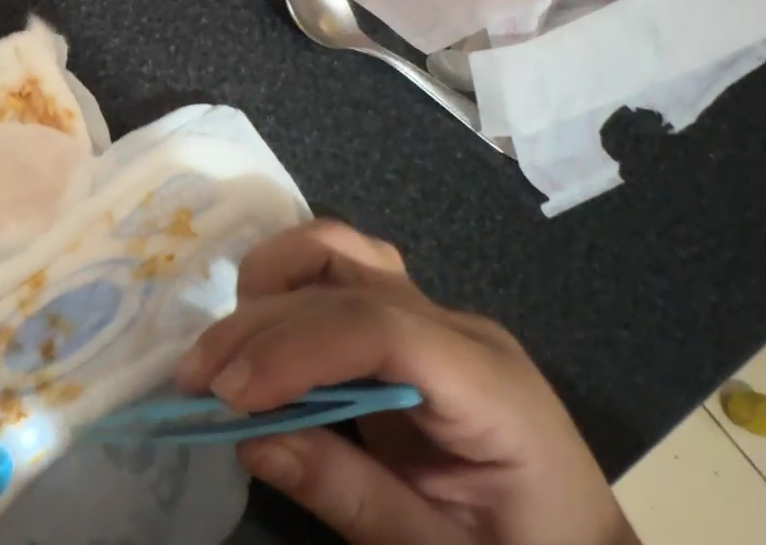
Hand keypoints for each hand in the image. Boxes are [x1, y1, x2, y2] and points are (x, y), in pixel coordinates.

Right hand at [176, 221, 639, 544]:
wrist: (568, 543)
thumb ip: (354, 499)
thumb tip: (248, 440)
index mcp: (489, 387)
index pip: (379, 329)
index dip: (293, 350)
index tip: (230, 397)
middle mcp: (455, 328)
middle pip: (336, 286)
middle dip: (253, 329)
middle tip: (197, 385)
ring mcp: (426, 312)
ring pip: (330, 248)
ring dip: (264, 285)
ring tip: (228, 349)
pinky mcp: (395, 315)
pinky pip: (328, 267)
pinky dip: (278, 283)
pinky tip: (256, 331)